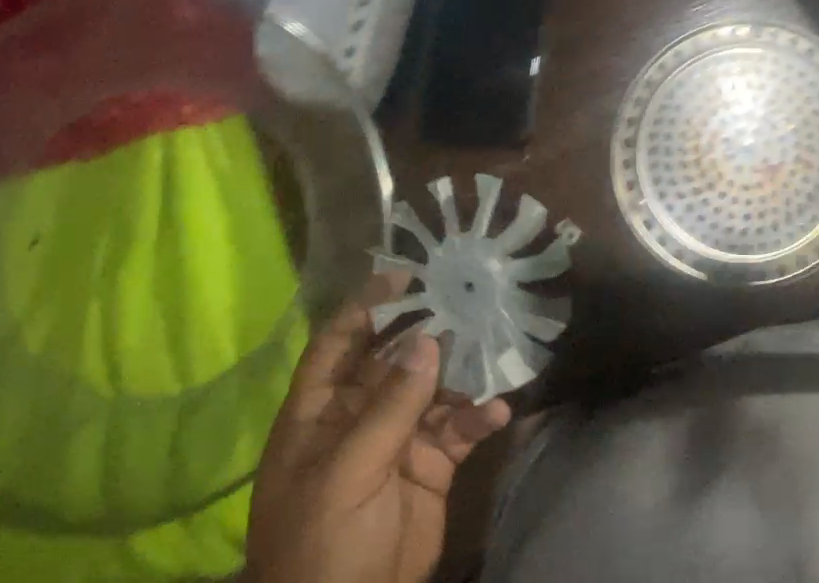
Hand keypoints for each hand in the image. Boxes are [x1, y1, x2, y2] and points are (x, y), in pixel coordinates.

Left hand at [245, 275, 511, 582]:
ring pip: (436, 390)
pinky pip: (460, 429)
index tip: (406, 274)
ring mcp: (399, 441)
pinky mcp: (433, 466)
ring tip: (497, 358)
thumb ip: (389, 407)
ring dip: (465, 375)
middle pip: (397, 360)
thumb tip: (427, 340)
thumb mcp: (346, 473)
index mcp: (319, 414)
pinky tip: (499, 413)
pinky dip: (480, 418)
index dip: (366, 307)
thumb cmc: (321, 544)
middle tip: (471, 302)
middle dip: (431, 333)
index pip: (337, 345)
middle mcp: (359, 417)